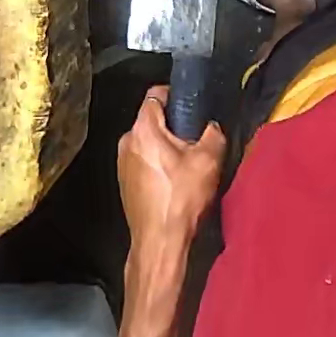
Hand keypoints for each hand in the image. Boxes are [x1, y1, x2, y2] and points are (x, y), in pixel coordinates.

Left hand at [118, 86, 224, 257]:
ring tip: (185, 164)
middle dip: (172, 126)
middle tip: (193, 140)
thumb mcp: (208, 161)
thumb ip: (213, 134)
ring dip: (164, 147)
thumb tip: (212, 126)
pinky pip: (142, 160)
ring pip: (147, 142)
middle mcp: (127, 140)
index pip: (155, 94)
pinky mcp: (124, 181)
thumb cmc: (180, 198)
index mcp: (143, 128)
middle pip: (151, 120)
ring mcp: (122, 161)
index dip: (174, 95)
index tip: (189, 105)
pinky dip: (156, 164)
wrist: (160, 242)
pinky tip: (172, 182)